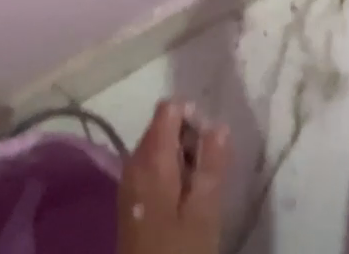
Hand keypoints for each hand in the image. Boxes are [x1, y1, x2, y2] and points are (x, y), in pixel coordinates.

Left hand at [117, 99, 229, 253]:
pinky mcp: (131, 198)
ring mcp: (129, 180)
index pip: (167, 109)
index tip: (211, 140)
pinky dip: (170, 172)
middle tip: (210, 170)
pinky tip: (185, 199)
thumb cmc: (179, 249)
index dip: (192, 115)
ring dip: (182, 157)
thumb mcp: (204, 210)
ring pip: (158, 147)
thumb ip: (212, 164)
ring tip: (201, 186)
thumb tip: (219, 124)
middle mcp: (134, 160)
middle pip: (162, 126)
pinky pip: (152, 167)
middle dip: (189, 138)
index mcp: (151, 157)